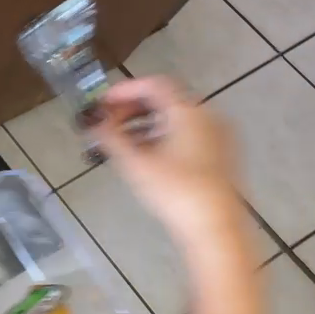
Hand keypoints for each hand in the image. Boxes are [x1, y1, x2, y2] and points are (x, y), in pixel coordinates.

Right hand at [90, 77, 243, 246]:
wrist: (216, 228)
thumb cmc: (174, 191)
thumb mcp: (134, 163)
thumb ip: (110, 137)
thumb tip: (94, 123)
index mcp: (188, 112)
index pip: (154, 85)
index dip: (124, 90)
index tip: (101, 103)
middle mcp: (207, 117)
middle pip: (165, 100)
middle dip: (132, 108)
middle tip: (107, 122)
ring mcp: (217, 136)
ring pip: (175, 119)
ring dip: (144, 123)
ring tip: (120, 140)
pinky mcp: (220, 155)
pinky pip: (186, 134)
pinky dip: (161, 135)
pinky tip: (144, 155)